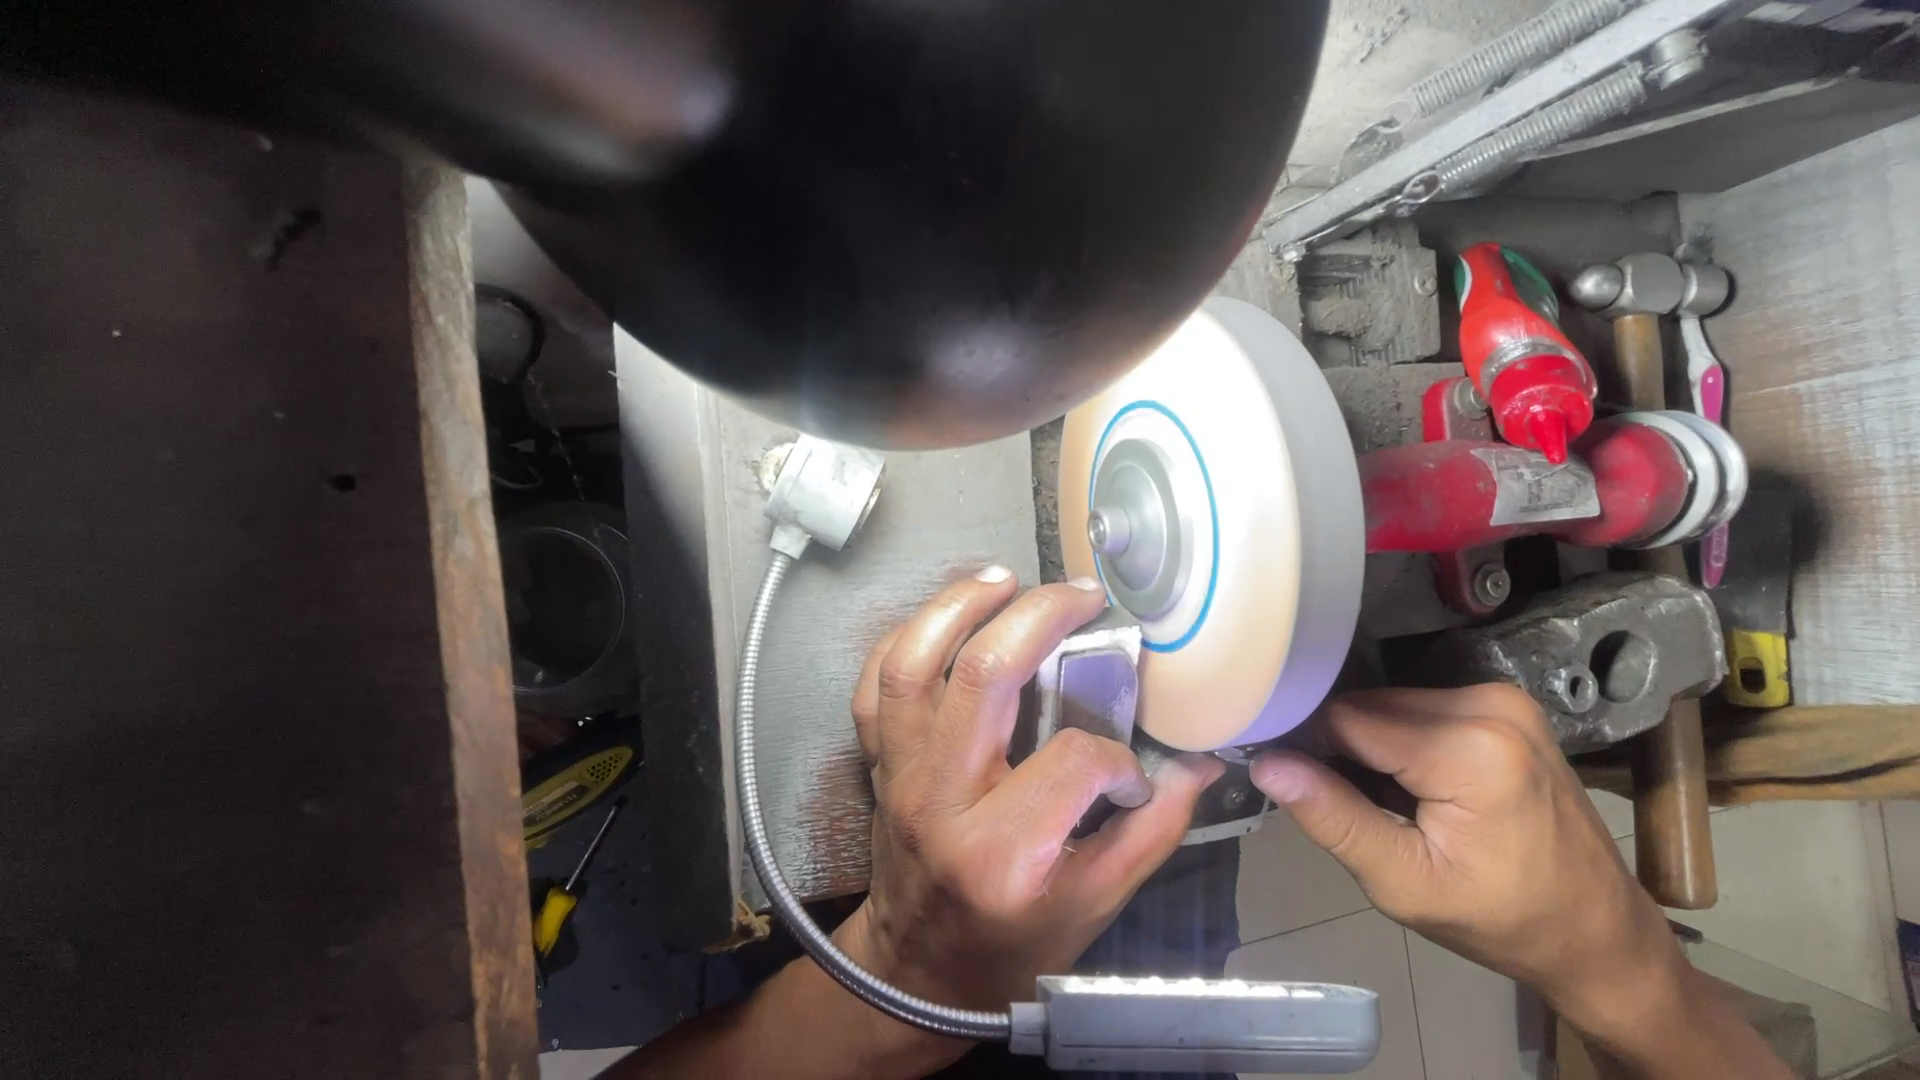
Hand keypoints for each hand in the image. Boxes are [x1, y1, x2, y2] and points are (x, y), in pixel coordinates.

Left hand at [840, 568, 1223, 1028]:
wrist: (919, 972)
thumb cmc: (1013, 945)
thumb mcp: (1095, 907)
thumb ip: (1152, 831)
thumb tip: (1199, 763)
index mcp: (1003, 851)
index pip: (1072, 760)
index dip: (1118, 757)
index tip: (1132, 769)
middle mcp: (941, 801)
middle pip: (985, 677)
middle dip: (1041, 618)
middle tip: (1082, 595)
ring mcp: (899, 775)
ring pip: (912, 664)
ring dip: (958, 606)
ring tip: (1005, 578)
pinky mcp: (877, 762)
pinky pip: (875, 684)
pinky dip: (907, 637)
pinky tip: (948, 616)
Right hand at [1249, 686, 1682, 1035]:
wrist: (1599, 934)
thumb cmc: (1501, 919)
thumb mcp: (1404, 885)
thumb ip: (1333, 818)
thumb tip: (1265, 764)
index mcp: (1468, 749)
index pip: (1342, 718)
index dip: (1310, 751)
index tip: (1304, 792)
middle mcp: (1488, 705)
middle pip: (1366, 706)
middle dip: (1342, 750)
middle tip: (1351, 807)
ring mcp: (1502, 699)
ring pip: (1386, 703)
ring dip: (1369, 745)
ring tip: (1386, 801)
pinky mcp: (1504, 705)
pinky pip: (1417, 706)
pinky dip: (1399, 740)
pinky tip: (1413, 784)